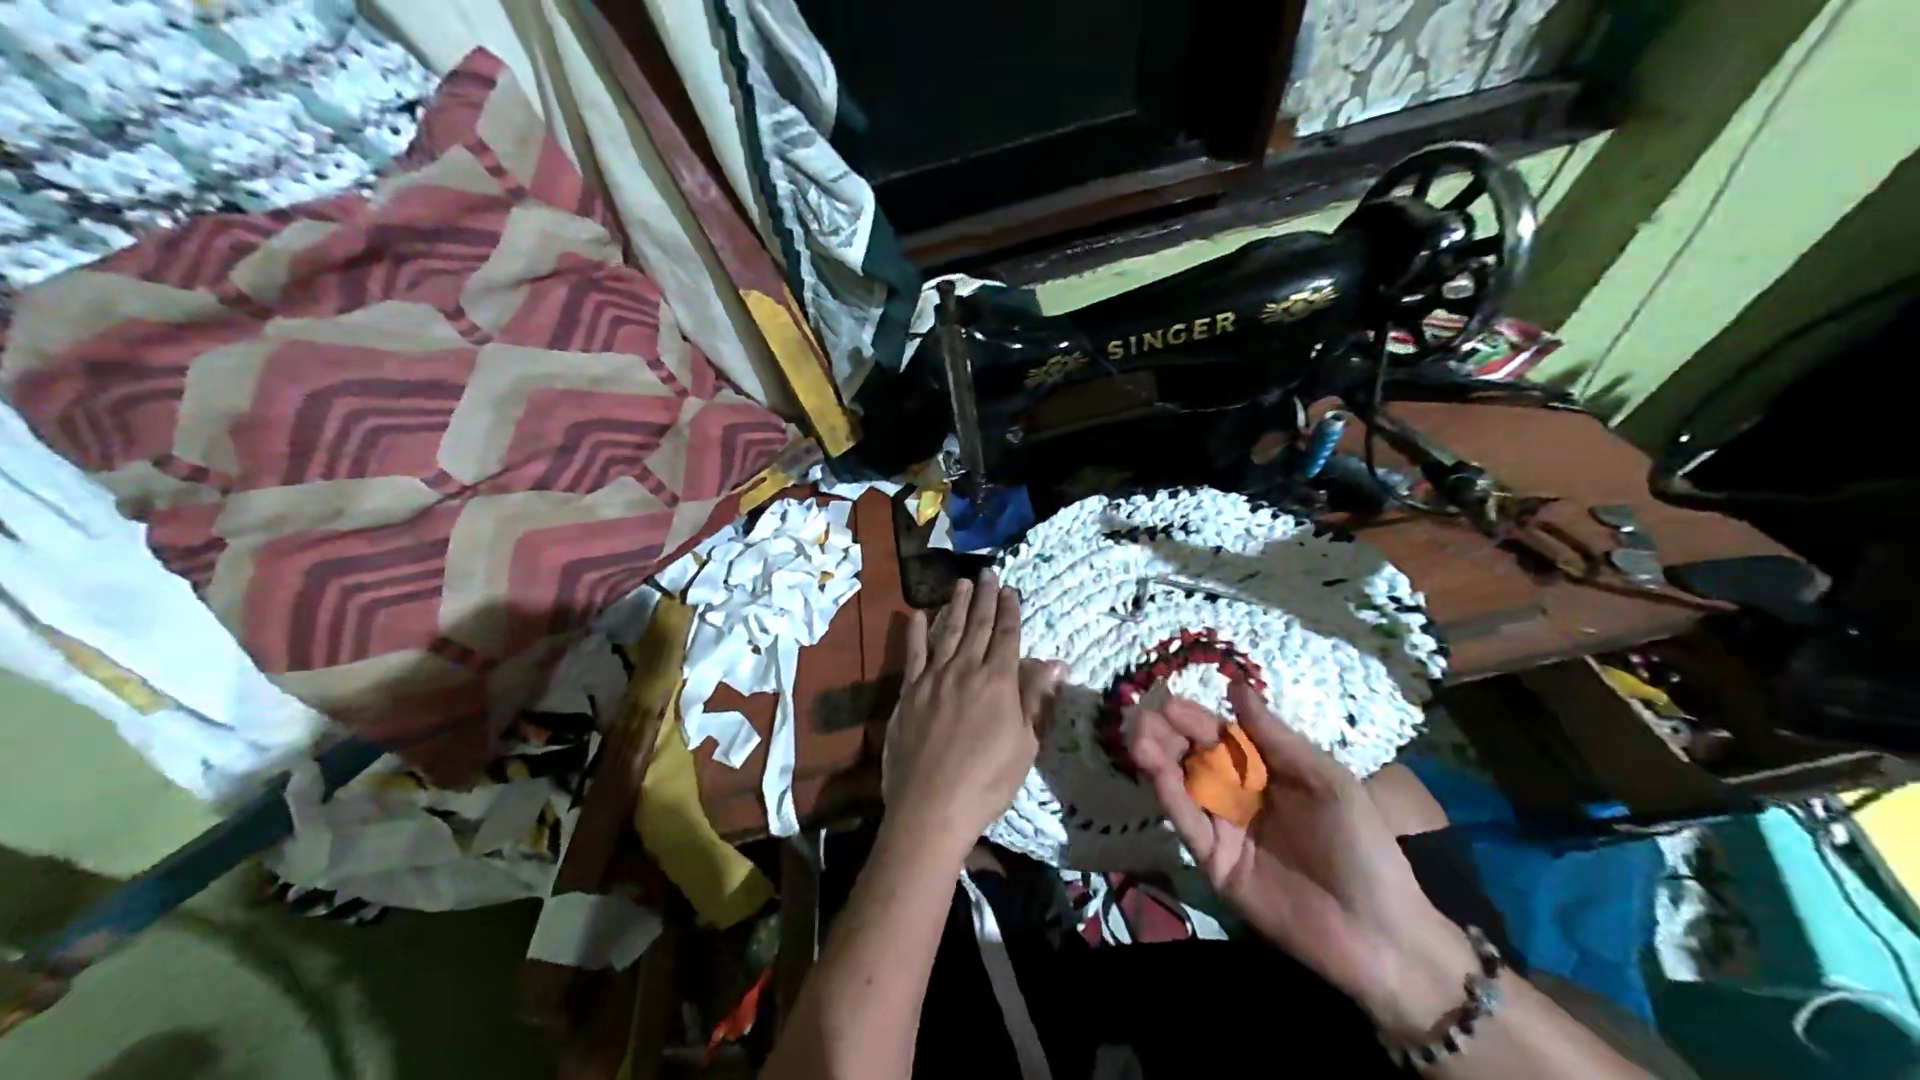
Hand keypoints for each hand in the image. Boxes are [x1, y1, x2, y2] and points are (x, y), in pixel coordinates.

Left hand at [883, 572, 1064, 857]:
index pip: (1007, 636)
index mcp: (998, 682)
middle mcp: (966, 670)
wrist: (931, 806)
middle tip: (987, 573)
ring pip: (947, 632)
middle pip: (977, 626)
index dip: (1010, 611)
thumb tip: (1055, 662)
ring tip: (961, 584)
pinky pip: (913, 654)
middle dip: (984, 598)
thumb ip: (1035, 699)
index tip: (1011, 590)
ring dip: (955, 606)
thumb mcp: (1024, 744)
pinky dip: (916, 633)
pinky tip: (918, 615)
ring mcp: (934, 678)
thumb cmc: (988, 782)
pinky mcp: (909, 692)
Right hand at [1127, 682, 1477, 1037]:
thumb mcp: (1326, 781)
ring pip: (1183, 786)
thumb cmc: (1362, 847)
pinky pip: (1188, 823)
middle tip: (1143, 717)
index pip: (1223, 736)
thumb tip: (1235, 687)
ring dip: (1158, 760)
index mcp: (1267, 772)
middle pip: (1195, 757)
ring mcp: (1224, 828)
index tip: (1169, 702)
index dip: (1196, 719)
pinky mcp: (1214, 861)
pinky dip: (1169, 796)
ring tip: (1138, 736)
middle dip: (1167, 735)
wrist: (1378, 934)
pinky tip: (1155, 771)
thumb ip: (1275, 737)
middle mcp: (1240, 795)